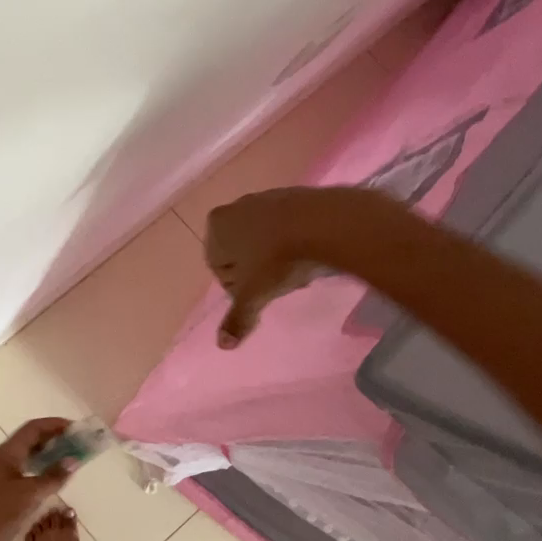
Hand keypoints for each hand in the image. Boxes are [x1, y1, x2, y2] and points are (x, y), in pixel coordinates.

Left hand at [0, 417, 77, 540]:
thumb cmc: (4, 510)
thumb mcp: (32, 492)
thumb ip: (54, 475)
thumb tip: (74, 460)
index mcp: (8, 452)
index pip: (33, 428)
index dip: (54, 424)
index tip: (75, 427)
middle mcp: (6, 457)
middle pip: (32, 438)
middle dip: (55, 437)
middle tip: (77, 441)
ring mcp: (7, 472)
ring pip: (32, 454)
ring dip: (51, 452)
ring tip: (72, 455)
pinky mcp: (10, 487)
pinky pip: (31, 469)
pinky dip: (46, 467)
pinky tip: (59, 475)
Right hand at [205, 185, 400, 348]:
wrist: (325, 223)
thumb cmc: (278, 259)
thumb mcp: (255, 295)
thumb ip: (237, 318)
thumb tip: (222, 345)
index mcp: (216, 227)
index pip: (218, 267)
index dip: (239, 286)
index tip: (260, 292)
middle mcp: (234, 208)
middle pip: (240, 252)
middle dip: (257, 270)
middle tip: (278, 283)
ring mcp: (264, 197)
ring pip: (263, 238)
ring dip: (275, 256)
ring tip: (296, 269)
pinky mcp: (293, 194)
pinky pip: (286, 225)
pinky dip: (292, 239)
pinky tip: (309, 251)